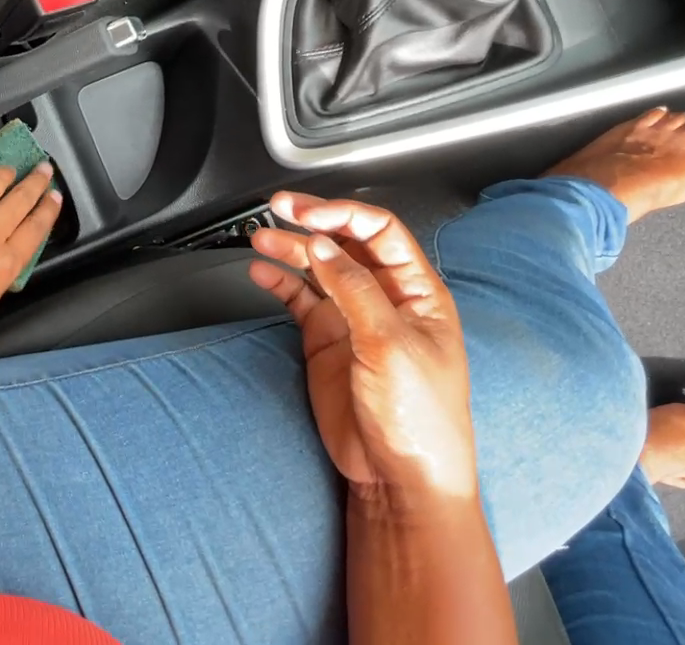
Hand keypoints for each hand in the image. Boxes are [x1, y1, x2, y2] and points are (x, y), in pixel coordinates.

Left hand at [0, 163, 62, 366]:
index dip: (49, 208)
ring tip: (9, 168)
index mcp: (5, 263)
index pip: (36, 227)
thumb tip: (6, 254)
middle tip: (43, 168)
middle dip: (36, 182)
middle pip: (19, 200)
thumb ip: (1, 274)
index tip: (55, 195)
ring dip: (3, 173)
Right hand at [249, 193, 478, 501]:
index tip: (308, 213)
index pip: (380, 232)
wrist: (399, 478)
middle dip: (312, 221)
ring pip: (317, 268)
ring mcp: (352, 319)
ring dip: (290, 249)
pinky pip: (298, 299)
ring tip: (262, 238)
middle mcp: (384, 299)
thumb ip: (354, 290)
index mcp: (417, 292)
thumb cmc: (422, 420)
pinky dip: (278, 283)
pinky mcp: (326, 340)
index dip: (343, 215)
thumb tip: (323, 245)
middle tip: (280, 207)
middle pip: (344, 243)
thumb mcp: (392, 344)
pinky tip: (261, 274)